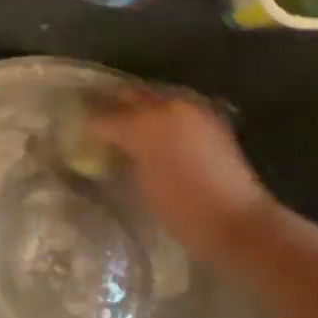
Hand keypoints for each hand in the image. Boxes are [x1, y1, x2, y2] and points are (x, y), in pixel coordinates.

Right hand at [88, 88, 279, 263]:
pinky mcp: (211, 118)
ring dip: (138, 107)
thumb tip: (112, 144)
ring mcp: (193, 109)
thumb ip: (124, 154)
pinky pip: (176, 106)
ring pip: (154, 96)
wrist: (237, 222)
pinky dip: (161, 114)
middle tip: (99, 122)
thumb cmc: (183, 211)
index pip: (104, 115)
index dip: (89, 124)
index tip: (79, 133)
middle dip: (112, 106)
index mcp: (146, 121)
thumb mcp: (142, 183)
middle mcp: (168, 105)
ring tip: (126, 126)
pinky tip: (155, 131)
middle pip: (130, 94)